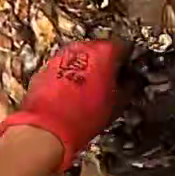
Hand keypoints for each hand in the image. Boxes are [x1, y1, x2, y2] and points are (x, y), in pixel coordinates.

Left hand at [0, 39, 128, 172]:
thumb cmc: (84, 116)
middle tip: (108, 81)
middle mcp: (81, 48)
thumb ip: (126, 87)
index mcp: (103, 53)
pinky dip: (67, 75)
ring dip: (84, 68)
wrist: (47, 128)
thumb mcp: (116, 105)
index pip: (122, 47)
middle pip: (97, 49)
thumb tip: (129, 83)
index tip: (126, 70)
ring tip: (88, 88)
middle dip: (103, 62)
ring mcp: (60, 56)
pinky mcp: (44, 67)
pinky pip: (62, 67)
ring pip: (78, 57)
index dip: (125, 59)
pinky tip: (70, 93)